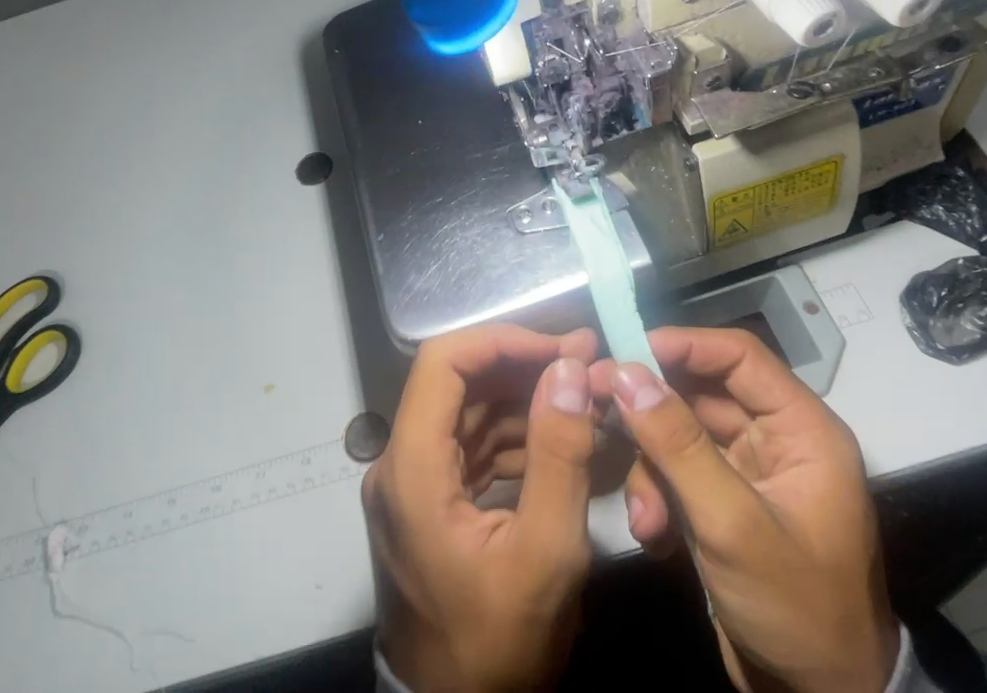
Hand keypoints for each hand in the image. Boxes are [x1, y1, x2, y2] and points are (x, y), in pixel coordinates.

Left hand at [363, 325, 599, 691]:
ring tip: (584, 397)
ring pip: (465, 416)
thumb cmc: (498, 644)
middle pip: (456, 385)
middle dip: (522, 368)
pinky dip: (513, 438)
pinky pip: (469, 451)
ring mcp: (411, 486)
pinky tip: (560, 437)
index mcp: (412, 468)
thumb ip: (558, 454)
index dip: (502, 341)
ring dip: (522, 401)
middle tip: (587, 366)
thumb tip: (569, 370)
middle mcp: (399, 465)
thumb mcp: (546, 551)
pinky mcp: (429, 505)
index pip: (442, 363)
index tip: (562, 348)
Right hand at [589, 328, 898, 692]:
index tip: (621, 351)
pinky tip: (655, 537)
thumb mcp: (732, 523)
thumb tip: (626, 373)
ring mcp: (748, 477)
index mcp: (801, 431)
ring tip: (646, 520)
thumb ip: (678, 444)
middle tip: (594, 411)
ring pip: (679, 439)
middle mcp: (776, 443)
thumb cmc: (794, 606)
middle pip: (699, 396)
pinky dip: (658, 500)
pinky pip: (678, 478)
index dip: (680, 345)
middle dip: (650, 414)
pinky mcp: (724, 509)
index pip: (738, 358)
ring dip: (651, 473)